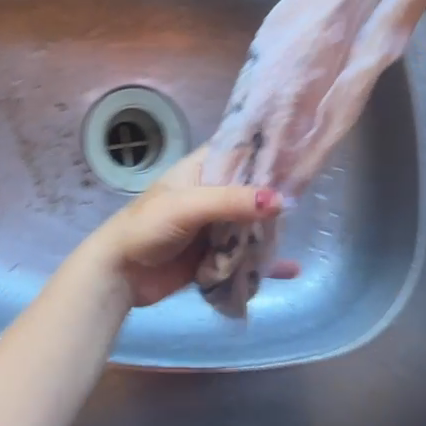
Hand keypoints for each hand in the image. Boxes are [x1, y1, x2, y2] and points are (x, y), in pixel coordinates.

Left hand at [77, 149, 294, 307]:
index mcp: (200, 170)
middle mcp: (210, 194)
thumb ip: (231, 202)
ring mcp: (213, 226)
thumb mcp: (188, 206)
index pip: (240, 152)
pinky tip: (290, 269)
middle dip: (273, 199)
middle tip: (306, 203)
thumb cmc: (147, 228)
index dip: (268, 153)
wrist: (119, 274)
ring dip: (267, 233)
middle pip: (251, 191)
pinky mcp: (213, 256)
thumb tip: (279, 200)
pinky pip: (245, 256)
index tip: (301, 155)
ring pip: (250, 225)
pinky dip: (263, 263)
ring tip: (290, 237)